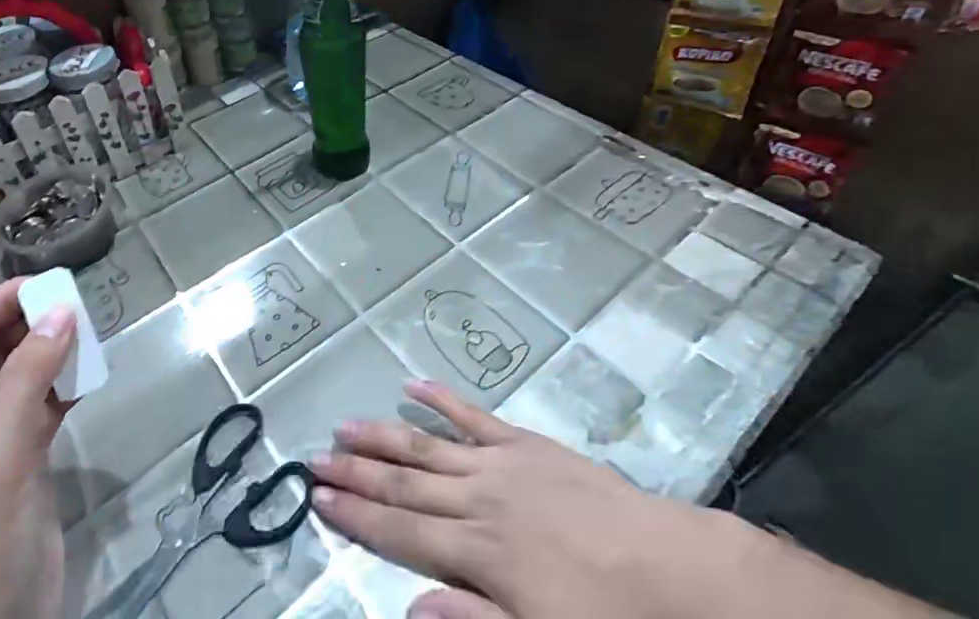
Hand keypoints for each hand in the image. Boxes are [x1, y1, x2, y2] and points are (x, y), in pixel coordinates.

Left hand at [0, 279, 75, 618]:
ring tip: (91, 335)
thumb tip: (61, 310)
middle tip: (81, 305)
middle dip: (30, 324)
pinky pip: (43, 408)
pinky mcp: (23, 465)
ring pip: (21, 379)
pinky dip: (66, 387)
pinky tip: (90, 376)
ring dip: (53, 353)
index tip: (50, 284)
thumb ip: (26, 382)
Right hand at [310, 380, 720, 618]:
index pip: (400, 529)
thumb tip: (407, 601)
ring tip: (348, 424)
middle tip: (315, 456)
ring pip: (430, 445)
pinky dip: (444, 400)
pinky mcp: (527, 442)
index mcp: (476, 550)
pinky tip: (417, 384)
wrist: (663, 564)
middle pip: (405, 482)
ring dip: (386, 434)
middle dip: (358, 471)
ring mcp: (503, 463)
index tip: (318, 496)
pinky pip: (477, 417)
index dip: (356, 514)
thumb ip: (468, 617)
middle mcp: (479, 498)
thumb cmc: (597, 612)